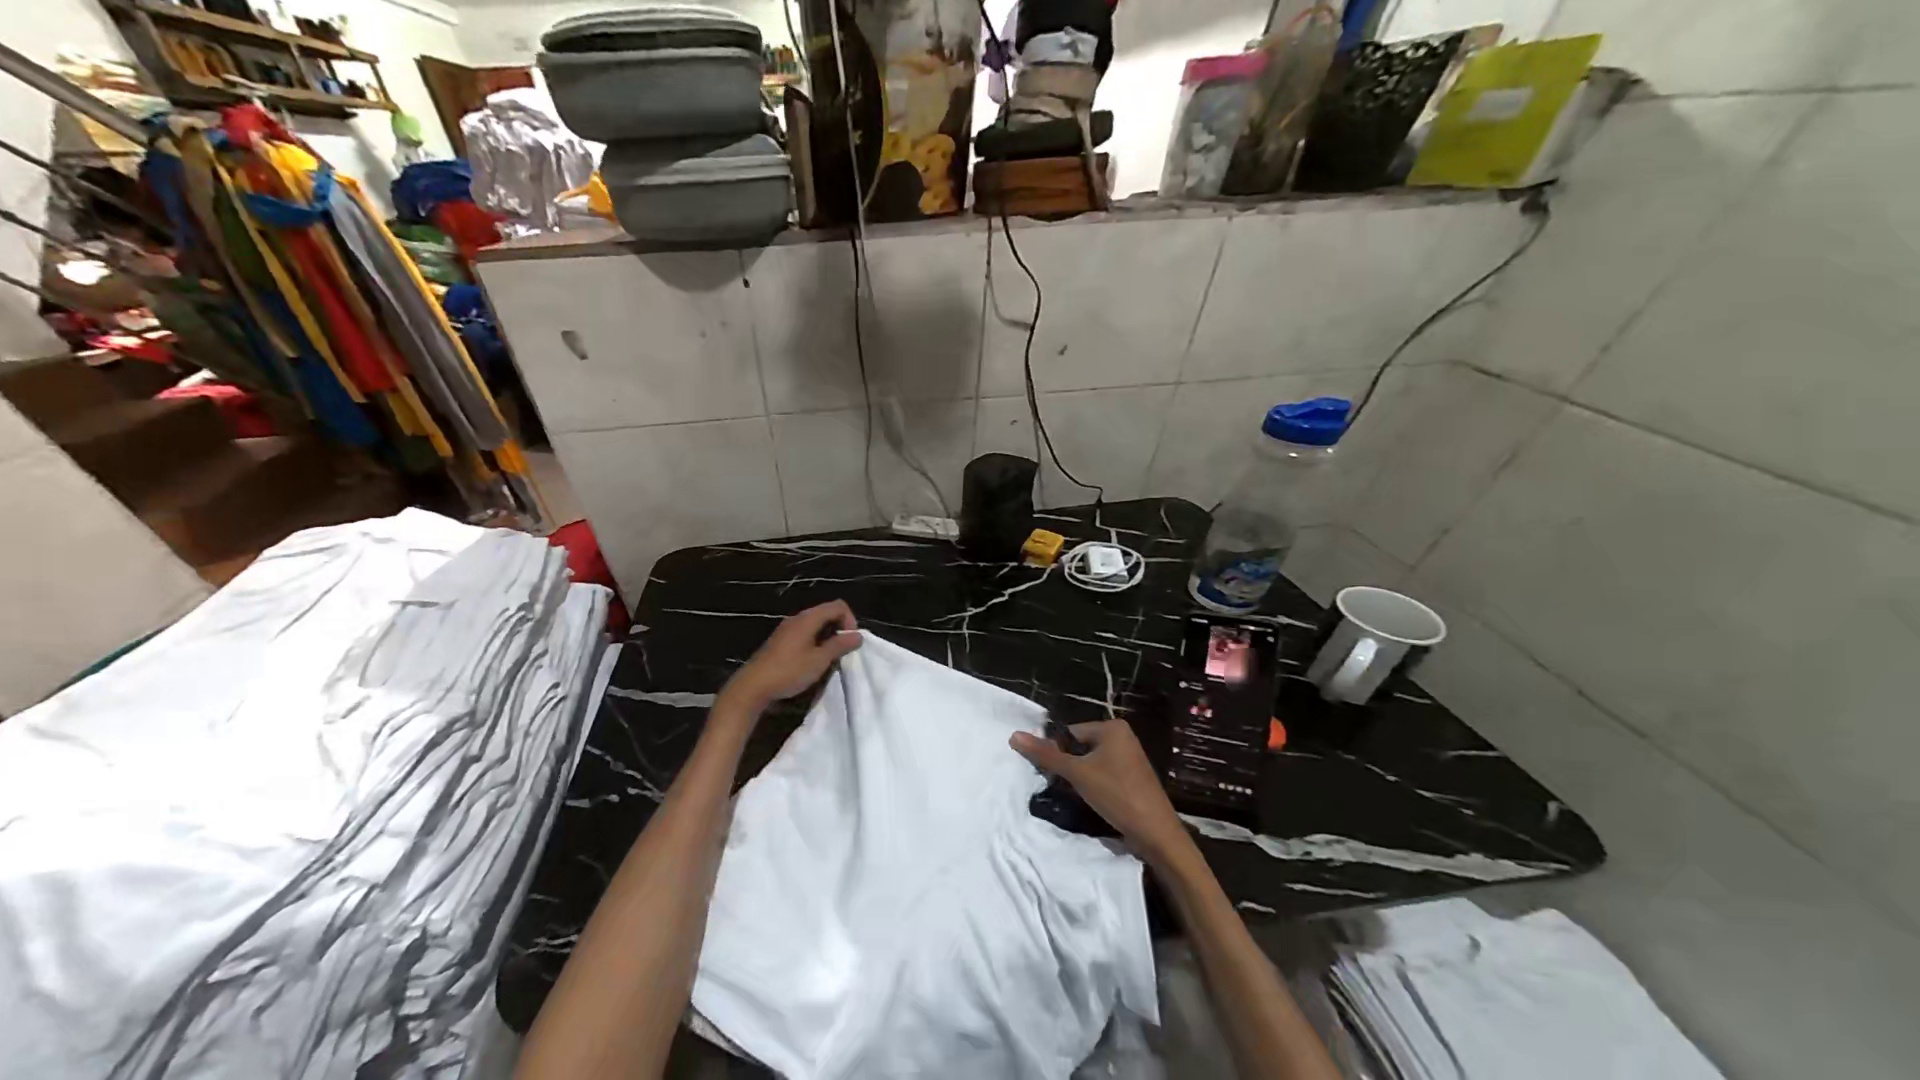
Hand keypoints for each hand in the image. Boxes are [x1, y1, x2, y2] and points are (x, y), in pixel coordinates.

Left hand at [721, 601, 861, 711]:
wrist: (753, 686)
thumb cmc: (789, 671)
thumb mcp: (819, 660)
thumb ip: (839, 645)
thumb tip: (858, 635)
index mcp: (808, 618)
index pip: (838, 606)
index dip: (850, 620)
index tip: (851, 641)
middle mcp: (797, 618)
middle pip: (826, 612)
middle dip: (840, 627)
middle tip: (843, 650)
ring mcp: (787, 629)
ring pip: (816, 623)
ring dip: (828, 636)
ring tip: (830, 656)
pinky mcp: (781, 640)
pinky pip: (805, 632)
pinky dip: (815, 640)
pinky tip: (813, 659)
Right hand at [1011, 720, 1192, 867]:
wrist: (1156, 832)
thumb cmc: (1116, 794)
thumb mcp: (1077, 774)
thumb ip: (1046, 754)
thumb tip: (1014, 736)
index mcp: (1112, 727)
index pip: (1069, 733)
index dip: (1057, 752)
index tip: (1051, 774)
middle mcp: (1122, 736)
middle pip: (1080, 747)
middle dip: (1069, 766)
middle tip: (1062, 786)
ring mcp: (1129, 756)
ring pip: (1090, 762)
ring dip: (1080, 777)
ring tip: (1076, 795)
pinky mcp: (1132, 776)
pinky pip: (1103, 772)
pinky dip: (1093, 784)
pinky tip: (1091, 800)